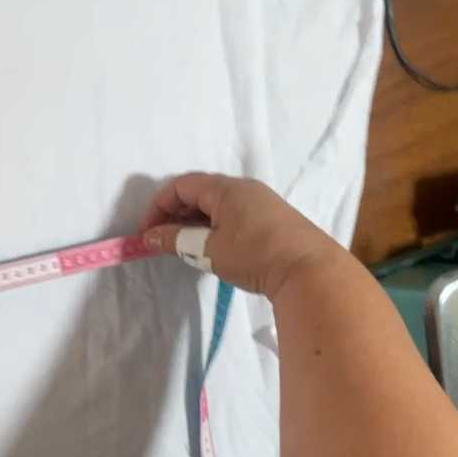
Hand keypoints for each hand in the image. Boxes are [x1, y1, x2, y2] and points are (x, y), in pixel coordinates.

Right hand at [139, 173, 347, 296]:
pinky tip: (211, 249)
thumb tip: (149, 236)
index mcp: (226, 189)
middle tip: (163, 240)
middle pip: (199, 193)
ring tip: (184, 247)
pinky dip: (212, 227)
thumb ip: (175, 240)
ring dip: (193, 223)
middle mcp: (244, 189)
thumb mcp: (207, 249)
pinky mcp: (271, 220)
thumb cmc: (254, 254)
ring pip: (216, 205)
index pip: (182, 185)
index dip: (159, 206)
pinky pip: (232, 215)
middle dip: (174, 214)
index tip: (148, 232)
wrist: (309, 271)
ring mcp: (260, 203)